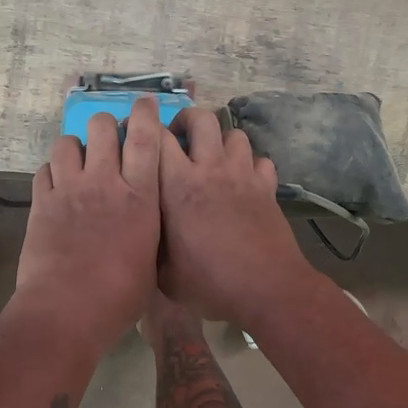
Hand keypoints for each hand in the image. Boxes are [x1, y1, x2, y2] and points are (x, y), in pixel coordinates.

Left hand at [15, 94, 164, 348]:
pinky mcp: (42, 202)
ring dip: (75, 147)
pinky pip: (44, 170)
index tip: (146, 103)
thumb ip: (150, 229)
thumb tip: (147, 221)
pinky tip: (57, 186)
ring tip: (78, 162)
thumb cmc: (120, 296)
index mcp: (140, 196)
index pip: (145, 139)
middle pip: (102, 127)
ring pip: (67, 142)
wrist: (66, 311)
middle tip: (108, 140)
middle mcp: (105, 183)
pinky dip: (51, 172)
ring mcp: (70, 190)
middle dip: (105, 125)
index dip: (146, 114)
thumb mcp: (151, 261)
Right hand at [158, 107, 319, 326]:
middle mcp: (211, 169)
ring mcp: (243, 174)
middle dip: (187, 121)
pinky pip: (261, 160)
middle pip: (201, 119)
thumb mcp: (163, 274)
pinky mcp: (267, 186)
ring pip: (234, 134)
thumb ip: (149, 244)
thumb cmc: (209, 282)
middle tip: (180, 140)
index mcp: (178, 184)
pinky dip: (251, 165)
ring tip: (214, 160)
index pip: (157, 137)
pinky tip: (245, 182)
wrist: (266, 288)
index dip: (147, 131)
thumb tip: (140, 231)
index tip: (142, 141)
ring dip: (222, 142)